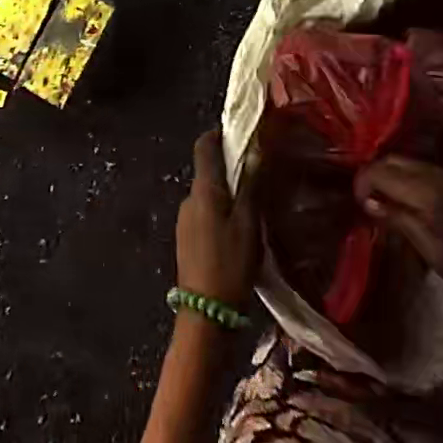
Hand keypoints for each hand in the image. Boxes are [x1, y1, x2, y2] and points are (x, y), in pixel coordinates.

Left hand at [175, 130, 259, 304]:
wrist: (206, 311)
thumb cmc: (231, 263)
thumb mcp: (249, 225)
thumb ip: (251, 187)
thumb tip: (255, 152)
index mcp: (204, 189)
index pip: (204, 147)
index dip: (218, 134)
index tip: (239, 132)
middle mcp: (188, 198)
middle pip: (207, 171)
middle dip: (229, 168)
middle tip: (258, 173)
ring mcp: (184, 218)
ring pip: (207, 195)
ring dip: (226, 194)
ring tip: (253, 205)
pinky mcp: (186, 237)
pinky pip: (204, 213)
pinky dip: (220, 212)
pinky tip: (237, 230)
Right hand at [354, 156, 442, 328]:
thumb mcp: (434, 254)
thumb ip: (399, 221)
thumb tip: (367, 202)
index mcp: (429, 191)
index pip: (379, 170)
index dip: (362, 183)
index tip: (358, 204)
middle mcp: (440, 174)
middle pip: (393, 159)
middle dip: (374, 175)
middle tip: (367, 202)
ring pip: (409, 163)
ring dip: (391, 176)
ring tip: (385, 203)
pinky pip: (425, 171)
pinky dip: (408, 179)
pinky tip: (408, 201)